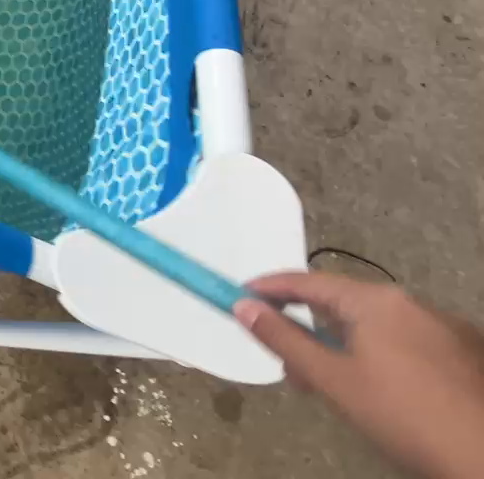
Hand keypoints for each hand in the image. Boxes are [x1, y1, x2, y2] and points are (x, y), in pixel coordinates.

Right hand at [236, 273, 483, 478]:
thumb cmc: (405, 416)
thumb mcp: (331, 380)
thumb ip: (282, 338)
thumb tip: (242, 306)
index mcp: (378, 303)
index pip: (305, 281)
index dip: (266, 289)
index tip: (236, 300)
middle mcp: (415, 306)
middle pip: (341, 303)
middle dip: (305, 326)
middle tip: (284, 357)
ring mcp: (451, 333)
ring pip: (375, 326)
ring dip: (341, 344)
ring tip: (328, 381)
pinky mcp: (471, 360)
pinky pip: (407, 343)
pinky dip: (378, 355)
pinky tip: (377, 389)